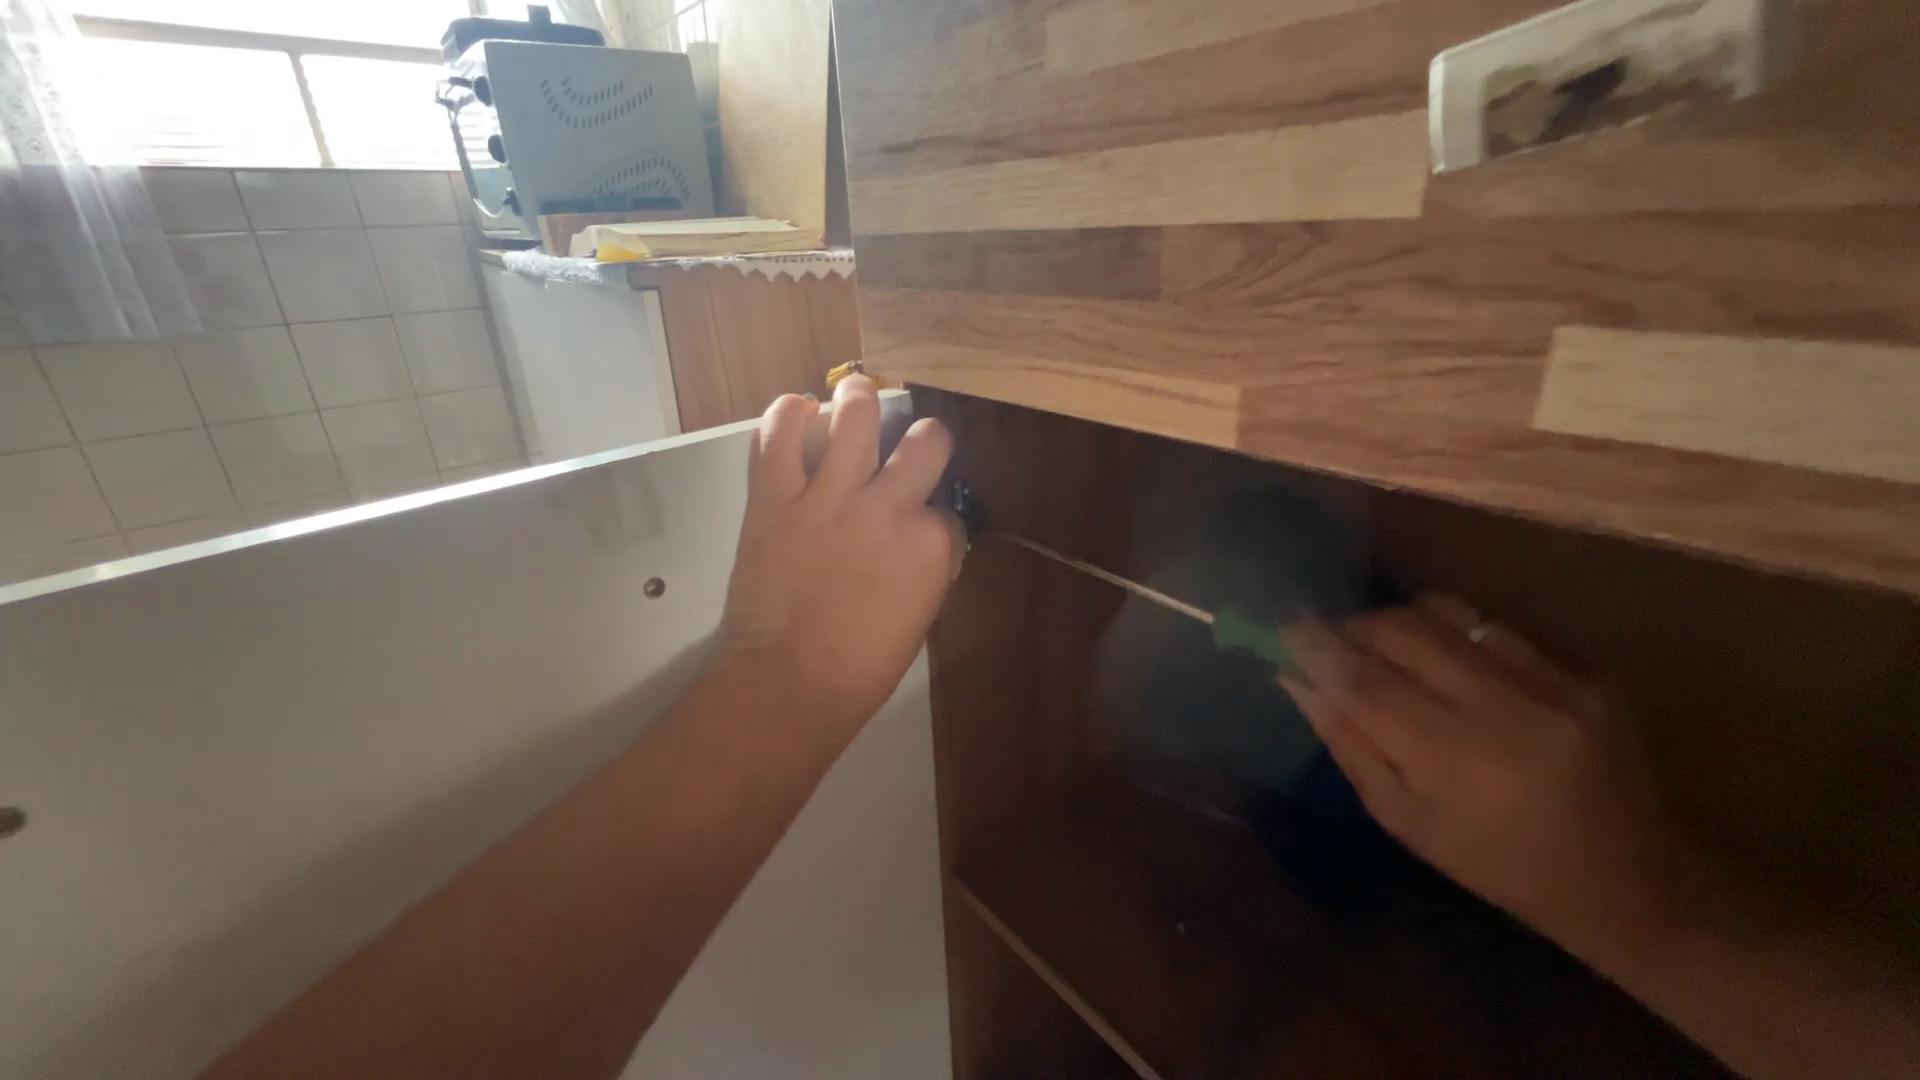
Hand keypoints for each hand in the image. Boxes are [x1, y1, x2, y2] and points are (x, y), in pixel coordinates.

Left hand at [721, 375, 962, 739]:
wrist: (788, 683)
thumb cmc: (861, 666)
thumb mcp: (920, 615)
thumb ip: (928, 565)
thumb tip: (926, 536)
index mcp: (931, 543)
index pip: (948, 508)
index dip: (937, 514)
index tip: (921, 525)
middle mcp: (888, 506)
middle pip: (926, 442)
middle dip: (925, 439)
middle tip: (909, 441)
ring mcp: (829, 497)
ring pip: (856, 415)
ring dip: (861, 398)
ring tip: (858, 393)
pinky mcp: (775, 497)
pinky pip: (778, 435)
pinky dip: (788, 414)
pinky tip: (798, 411)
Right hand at [1279, 596, 1670, 953]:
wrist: (1633, 880)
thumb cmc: (1496, 864)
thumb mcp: (1403, 819)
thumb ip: (1346, 741)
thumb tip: (1295, 678)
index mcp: (1453, 760)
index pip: (1363, 680)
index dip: (1317, 647)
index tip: (1285, 628)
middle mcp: (1505, 709)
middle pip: (1402, 631)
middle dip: (1354, 626)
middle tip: (1333, 637)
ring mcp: (1553, 683)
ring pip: (1448, 613)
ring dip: (1401, 620)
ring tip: (1386, 641)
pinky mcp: (1587, 671)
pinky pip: (1495, 624)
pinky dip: (1453, 630)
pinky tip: (1445, 654)